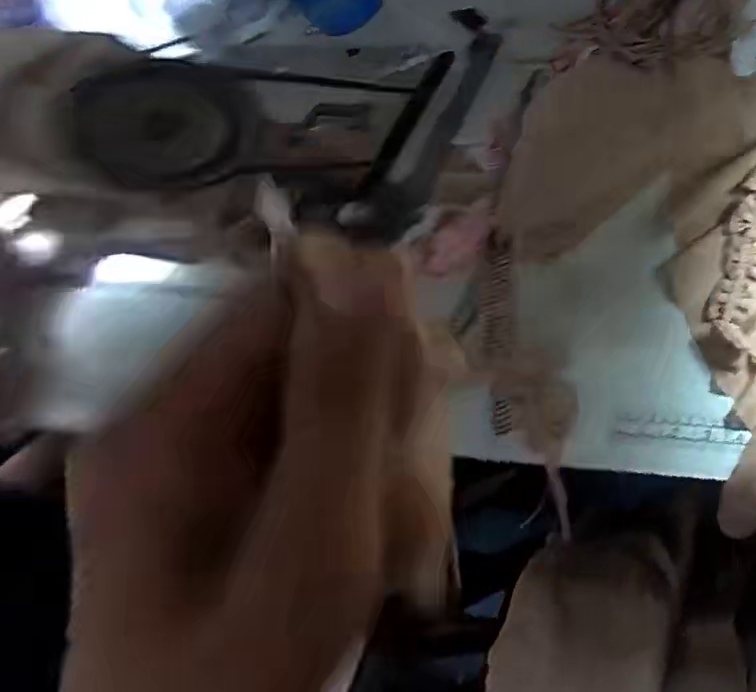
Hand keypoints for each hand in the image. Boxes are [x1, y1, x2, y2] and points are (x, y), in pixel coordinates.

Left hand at [63, 240, 417, 691]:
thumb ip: (344, 390)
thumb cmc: (255, 650)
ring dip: (398, 421)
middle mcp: (187, 410)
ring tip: (397, 496)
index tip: (426, 374)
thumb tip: (368, 261)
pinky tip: (389, 496)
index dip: (377, 318)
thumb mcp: (318, 521)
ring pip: (350, 375)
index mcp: (173, 413)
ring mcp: (220, 439)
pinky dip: (385, 445)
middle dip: (393, 385)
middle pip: (328, 335)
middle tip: (405, 460)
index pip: (299, 295)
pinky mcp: (253, 463)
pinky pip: (344, 415)